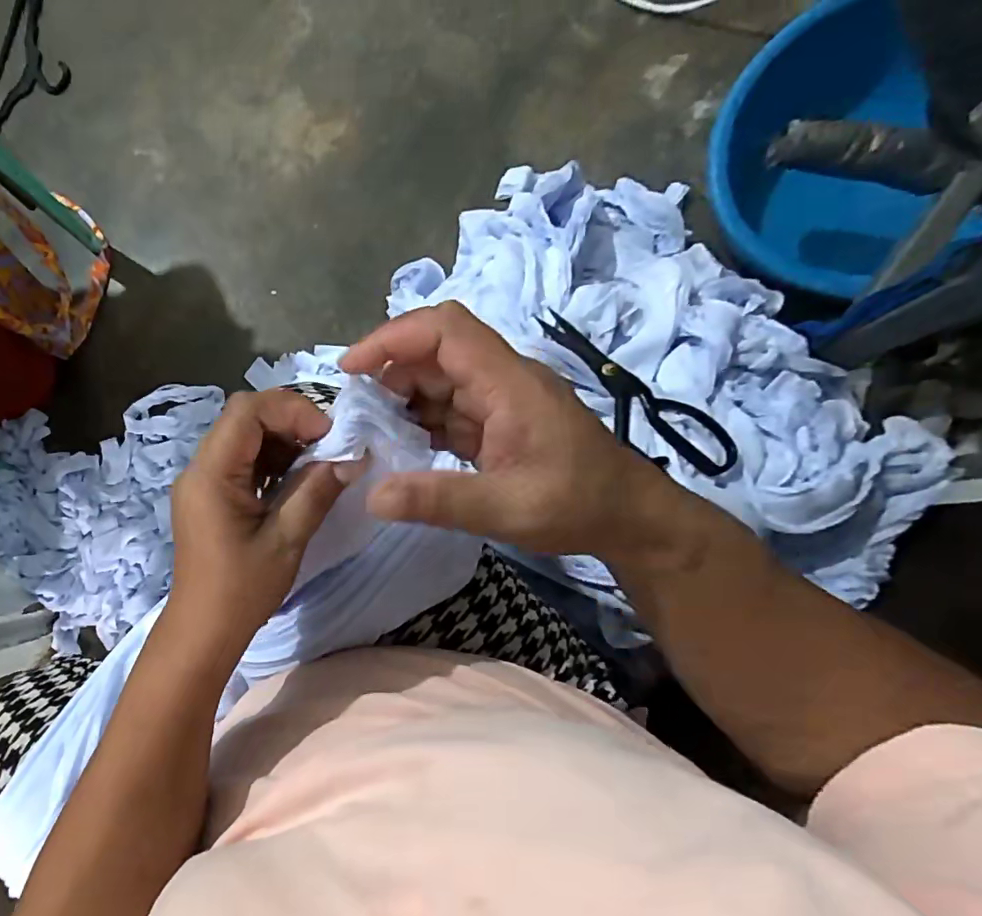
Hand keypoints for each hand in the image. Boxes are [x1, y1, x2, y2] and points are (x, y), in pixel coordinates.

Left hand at [168, 390, 350, 641]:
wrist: (204, 629)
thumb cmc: (242, 589)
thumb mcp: (286, 539)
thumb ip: (316, 491)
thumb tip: (351, 457)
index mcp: (210, 474)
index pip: (247, 411)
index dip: (291, 410)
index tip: (328, 436)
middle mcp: (197, 469)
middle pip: (242, 419)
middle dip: (289, 423)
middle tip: (326, 448)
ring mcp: (199, 482)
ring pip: (241, 438)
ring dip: (281, 442)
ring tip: (315, 466)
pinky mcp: (206, 497)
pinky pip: (238, 462)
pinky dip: (268, 462)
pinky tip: (293, 482)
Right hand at [340, 301, 692, 560]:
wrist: (630, 518)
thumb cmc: (577, 505)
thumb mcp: (506, 508)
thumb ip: (438, 500)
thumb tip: (372, 497)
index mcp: (508, 384)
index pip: (445, 330)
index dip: (392, 338)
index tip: (351, 368)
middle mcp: (502, 381)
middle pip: (434, 352)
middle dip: (387, 375)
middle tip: (353, 416)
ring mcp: (500, 401)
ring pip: (437, 381)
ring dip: (399, 401)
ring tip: (368, 436)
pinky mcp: (497, 422)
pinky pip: (447, 409)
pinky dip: (417, 423)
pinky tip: (399, 450)